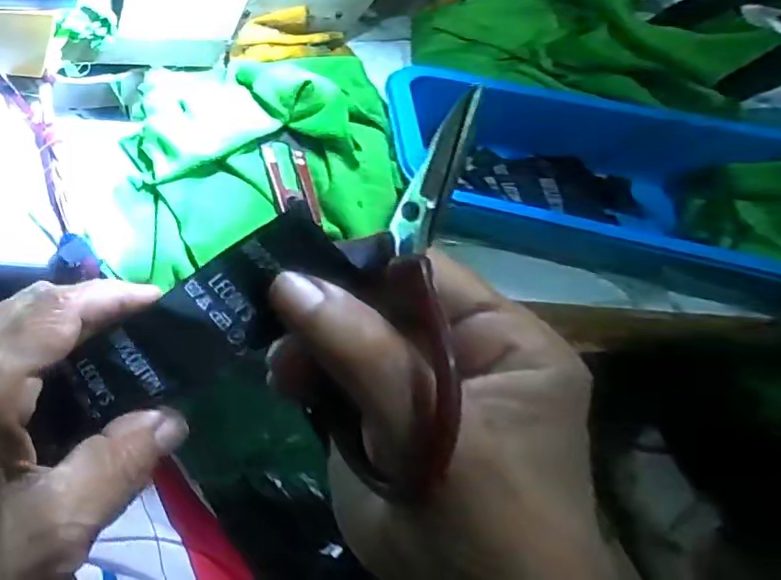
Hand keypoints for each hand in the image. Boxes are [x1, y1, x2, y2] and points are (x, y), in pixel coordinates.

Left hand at [0, 280, 189, 578]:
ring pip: (14, 311)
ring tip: (122, 341)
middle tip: (149, 326)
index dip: (109, 297)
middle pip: (34, 301)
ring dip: (65, 318)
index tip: (161, 299)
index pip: (56, 310)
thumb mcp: (57, 522)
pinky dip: (38, 335)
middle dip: (91, 304)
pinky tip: (72, 364)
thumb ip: (117, 462)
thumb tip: (170, 417)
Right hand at [267, 251, 615, 579]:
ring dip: (300, 340)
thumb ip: (363, 351)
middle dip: (317, 309)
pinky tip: (286, 384)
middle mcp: (455, 347)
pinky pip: (322, 357)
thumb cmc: (485, 515)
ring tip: (284, 371)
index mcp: (501, 341)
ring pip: (335, 323)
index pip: (419, 270)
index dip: (357, 266)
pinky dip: (296, 364)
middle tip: (279, 331)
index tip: (297, 278)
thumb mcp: (431, 429)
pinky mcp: (370, 400)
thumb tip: (285, 279)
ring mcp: (409, 375)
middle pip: (368, 294)